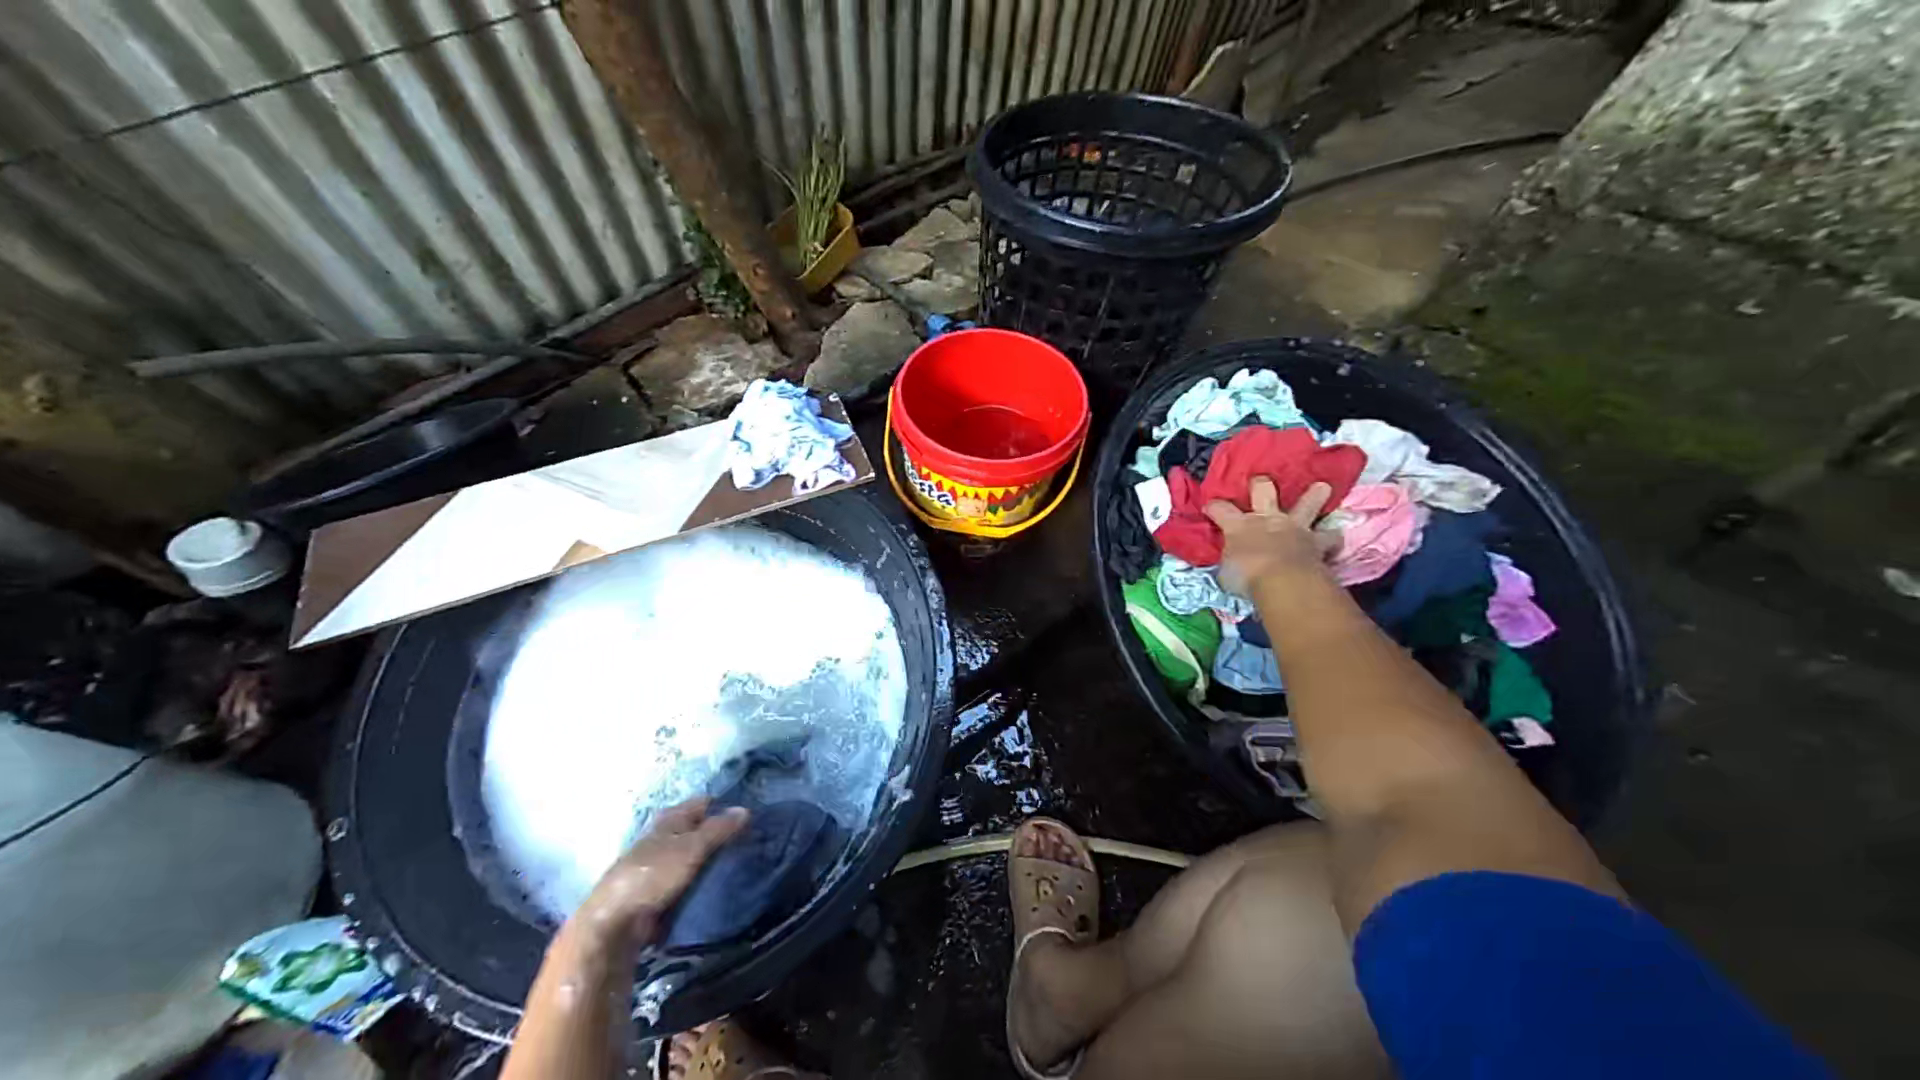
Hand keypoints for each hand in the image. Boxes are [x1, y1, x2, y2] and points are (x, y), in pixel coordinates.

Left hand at [574, 797, 748, 942]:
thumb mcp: (692, 847)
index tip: (751, 816)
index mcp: (671, 819)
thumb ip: (718, 828)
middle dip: (722, 833)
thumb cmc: (654, 874)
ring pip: (696, 853)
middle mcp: (665, 836)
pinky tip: (722, 882)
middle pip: (700, 828)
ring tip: (743, 861)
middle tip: (752, 840)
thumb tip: (745, 809)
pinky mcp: (661, 888)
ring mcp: (662, 863)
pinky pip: (690, 876)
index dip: (726, 806)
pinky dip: (704, 877)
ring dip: (714, 857)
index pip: (704, 803)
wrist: (617, 921)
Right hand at [1204, 477, 1339, 596]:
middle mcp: (1267, 519)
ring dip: (1314, 496)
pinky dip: (1332, 539)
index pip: (1221, 510)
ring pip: (1306, 505)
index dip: (1214, 507)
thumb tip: (1230, 563)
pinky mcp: (1317, 543)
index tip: (1210, 507)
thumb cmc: (1246, 576)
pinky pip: (1329, 538)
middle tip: (1261, 481)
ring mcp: (1294, 528)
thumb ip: (1229, 562)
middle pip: (1263, 491)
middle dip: (1261, 484)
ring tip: (1323, 487)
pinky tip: (1335, 539)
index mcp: (1239, 526)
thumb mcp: (1226, 572)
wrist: (1283, 582)